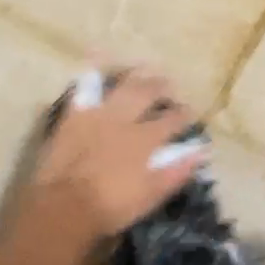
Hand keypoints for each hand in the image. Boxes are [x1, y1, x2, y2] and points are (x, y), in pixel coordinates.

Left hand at [33, 69, 205, 238]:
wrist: (63, 207)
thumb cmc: (110, 208)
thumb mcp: (151, 195)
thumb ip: (177, 171)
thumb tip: (201, 151)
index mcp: (146, 139)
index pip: (172, 120)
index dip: (184, 115)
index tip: (190, 112)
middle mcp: (124, 119)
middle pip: (148, 94)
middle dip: (161, 87)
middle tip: (168, 84)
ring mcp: (97, 114)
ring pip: (120, 86)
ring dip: (134, 76)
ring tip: (142, 70)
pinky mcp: (74, 115)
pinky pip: (84, 87)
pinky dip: (92, 72)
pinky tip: (96, 57)